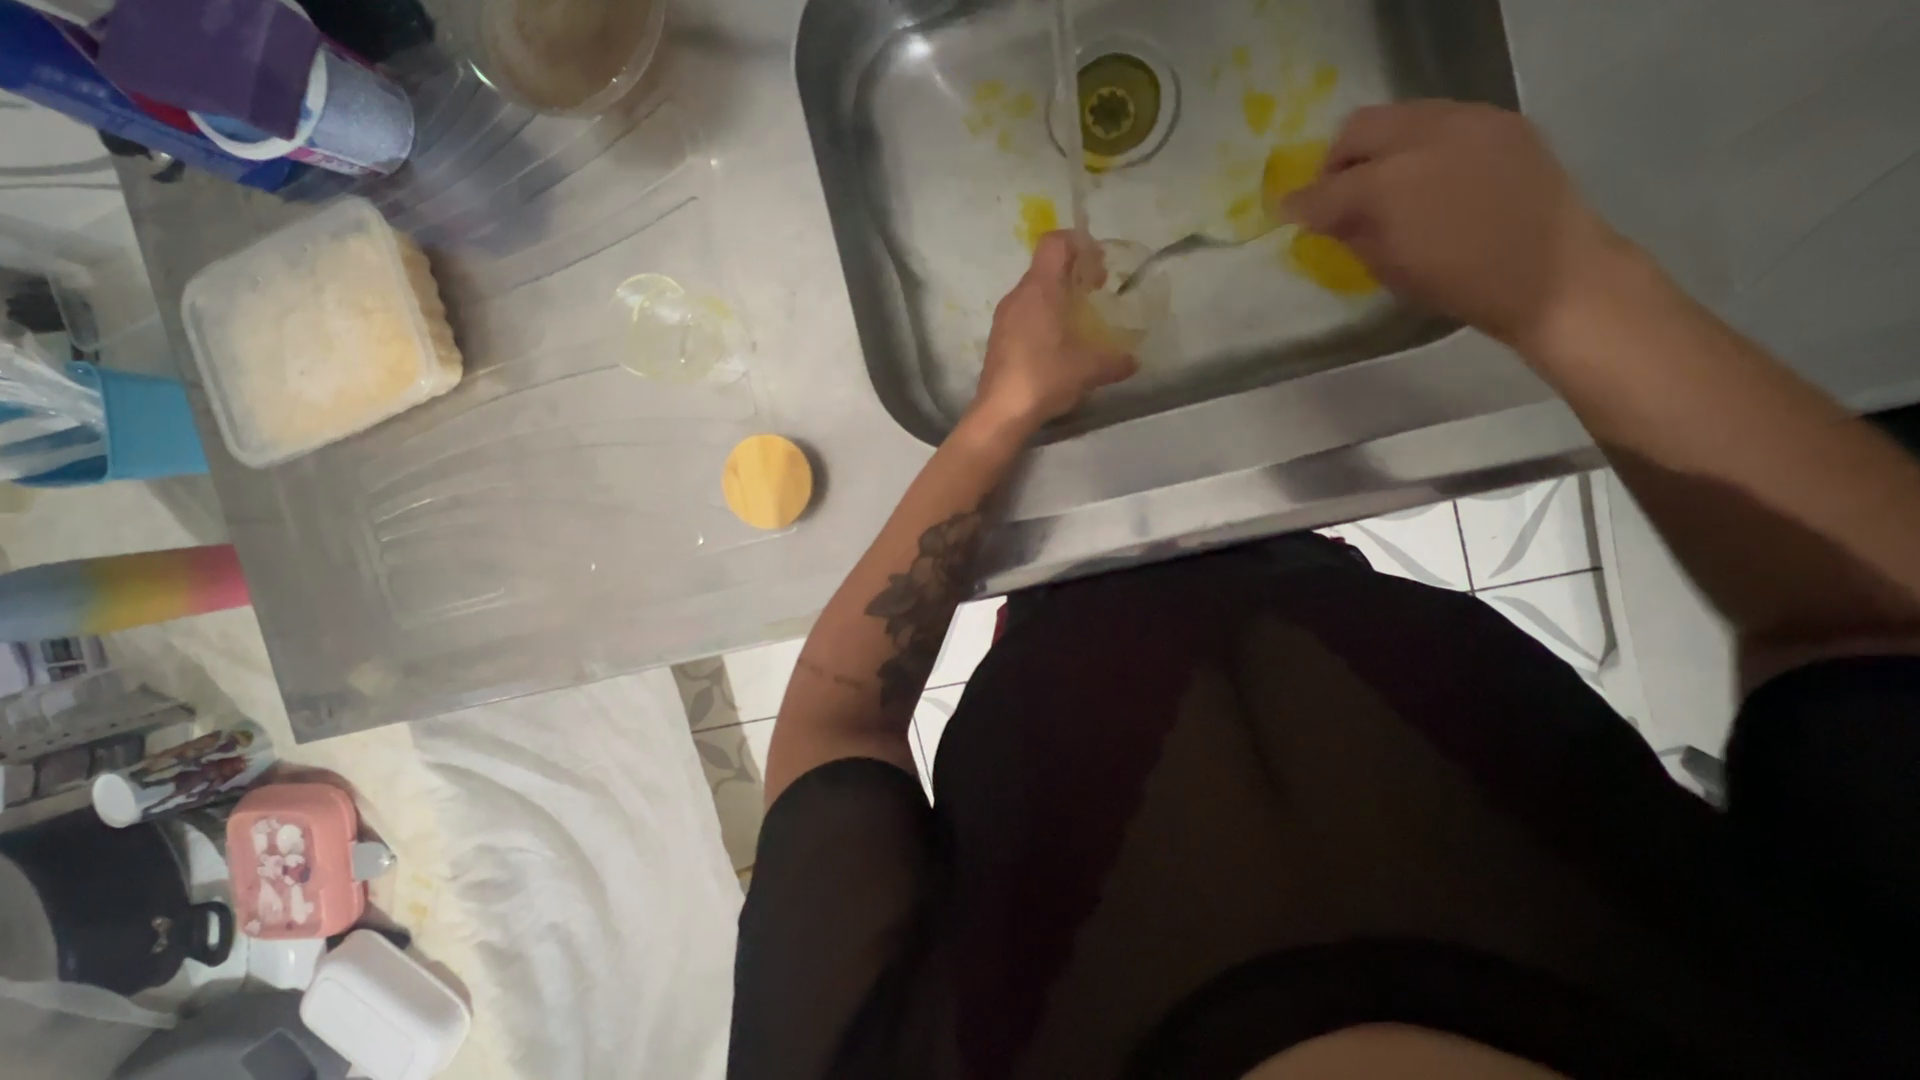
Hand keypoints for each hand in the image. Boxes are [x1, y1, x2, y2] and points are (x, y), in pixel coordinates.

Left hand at [970, 231, 1137, 437]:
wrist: (1001, 412)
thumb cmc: (1045, 378)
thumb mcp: (1089, 369)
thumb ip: (1115, 361)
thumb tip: (1134, 361)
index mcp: (1039, 289)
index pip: (1055, 243)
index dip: (1078, 242)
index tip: (1099, 262)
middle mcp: (1018, 296)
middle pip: (1045, 266)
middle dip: (1074, 271)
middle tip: (1097, 289)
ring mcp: (1004, 317)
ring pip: (1034, 291)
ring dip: (1058, 295)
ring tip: (1080, 317)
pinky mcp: (998, 338)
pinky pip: (1024, 313)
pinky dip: (1043, 315)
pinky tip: (1058, 341)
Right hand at [1276, 101, 1637, 350]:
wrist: (1553, 278)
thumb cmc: (1462, 287)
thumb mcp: (1390, 271)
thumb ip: (1352, 235)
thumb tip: (1327, 218)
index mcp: (1388, 187)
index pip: (1327, 187)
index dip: (1302, 203)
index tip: (1290, 215)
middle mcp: (1424, 138)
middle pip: (1359, 130)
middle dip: (1338, 162)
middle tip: (1336, 194)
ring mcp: (1468, 122)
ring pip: (1401, 117)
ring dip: (1381, 148)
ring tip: (1385, 182)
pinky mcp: (1501, 121)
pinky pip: (1443, 120)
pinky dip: (1422, 144)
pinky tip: (1430, 175)